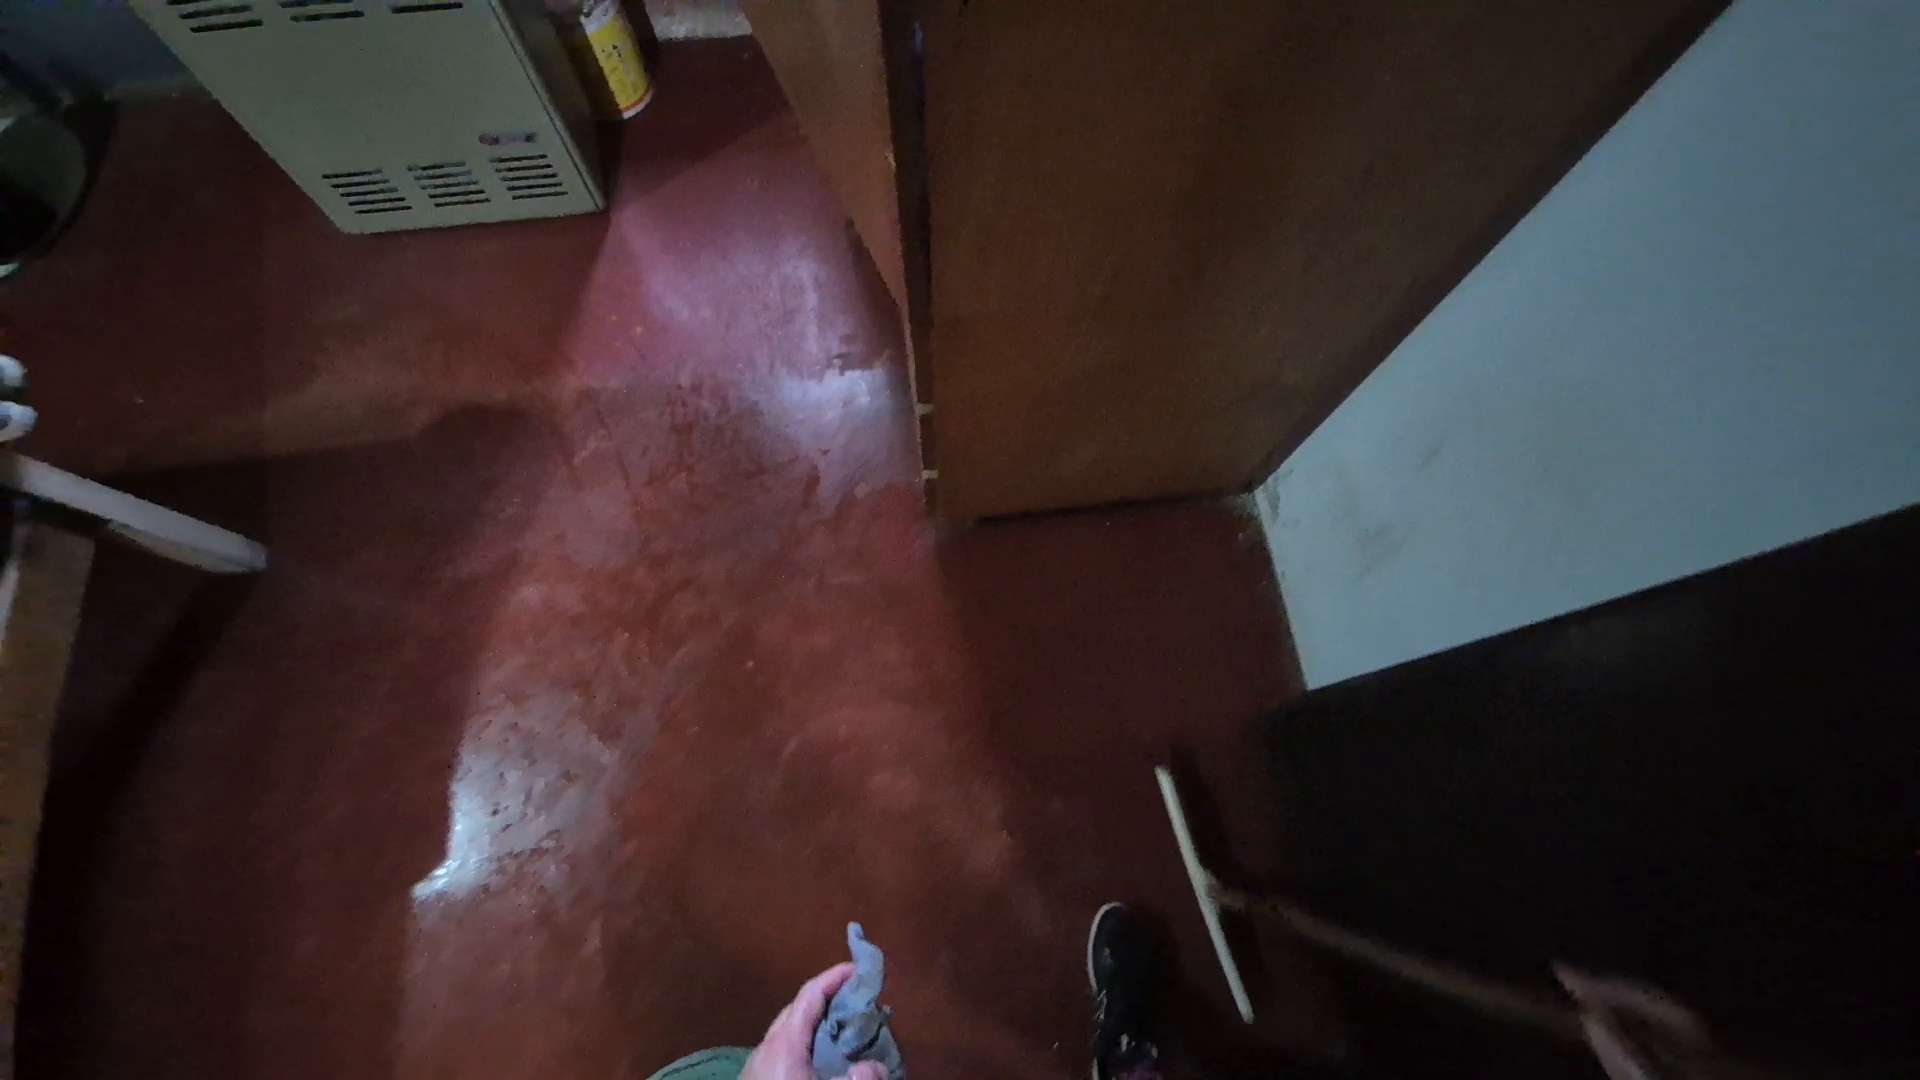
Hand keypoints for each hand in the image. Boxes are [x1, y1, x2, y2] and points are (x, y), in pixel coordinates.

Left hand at [741, 963, 888, 1079]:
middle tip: (856, 1000)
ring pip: (788, 1032)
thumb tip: (876, 1067)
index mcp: (784, 1042)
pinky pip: (782, 1052)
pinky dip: (804, 1044)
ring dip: (815, 1024)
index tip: (859, 968)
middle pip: (798, 1008)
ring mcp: (755, 1067)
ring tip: (842, 1031)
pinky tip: (819, 1063)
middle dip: (827, 998)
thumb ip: (860, 1079)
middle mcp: (766, 1047)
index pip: (811, 993)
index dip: (835, 976)